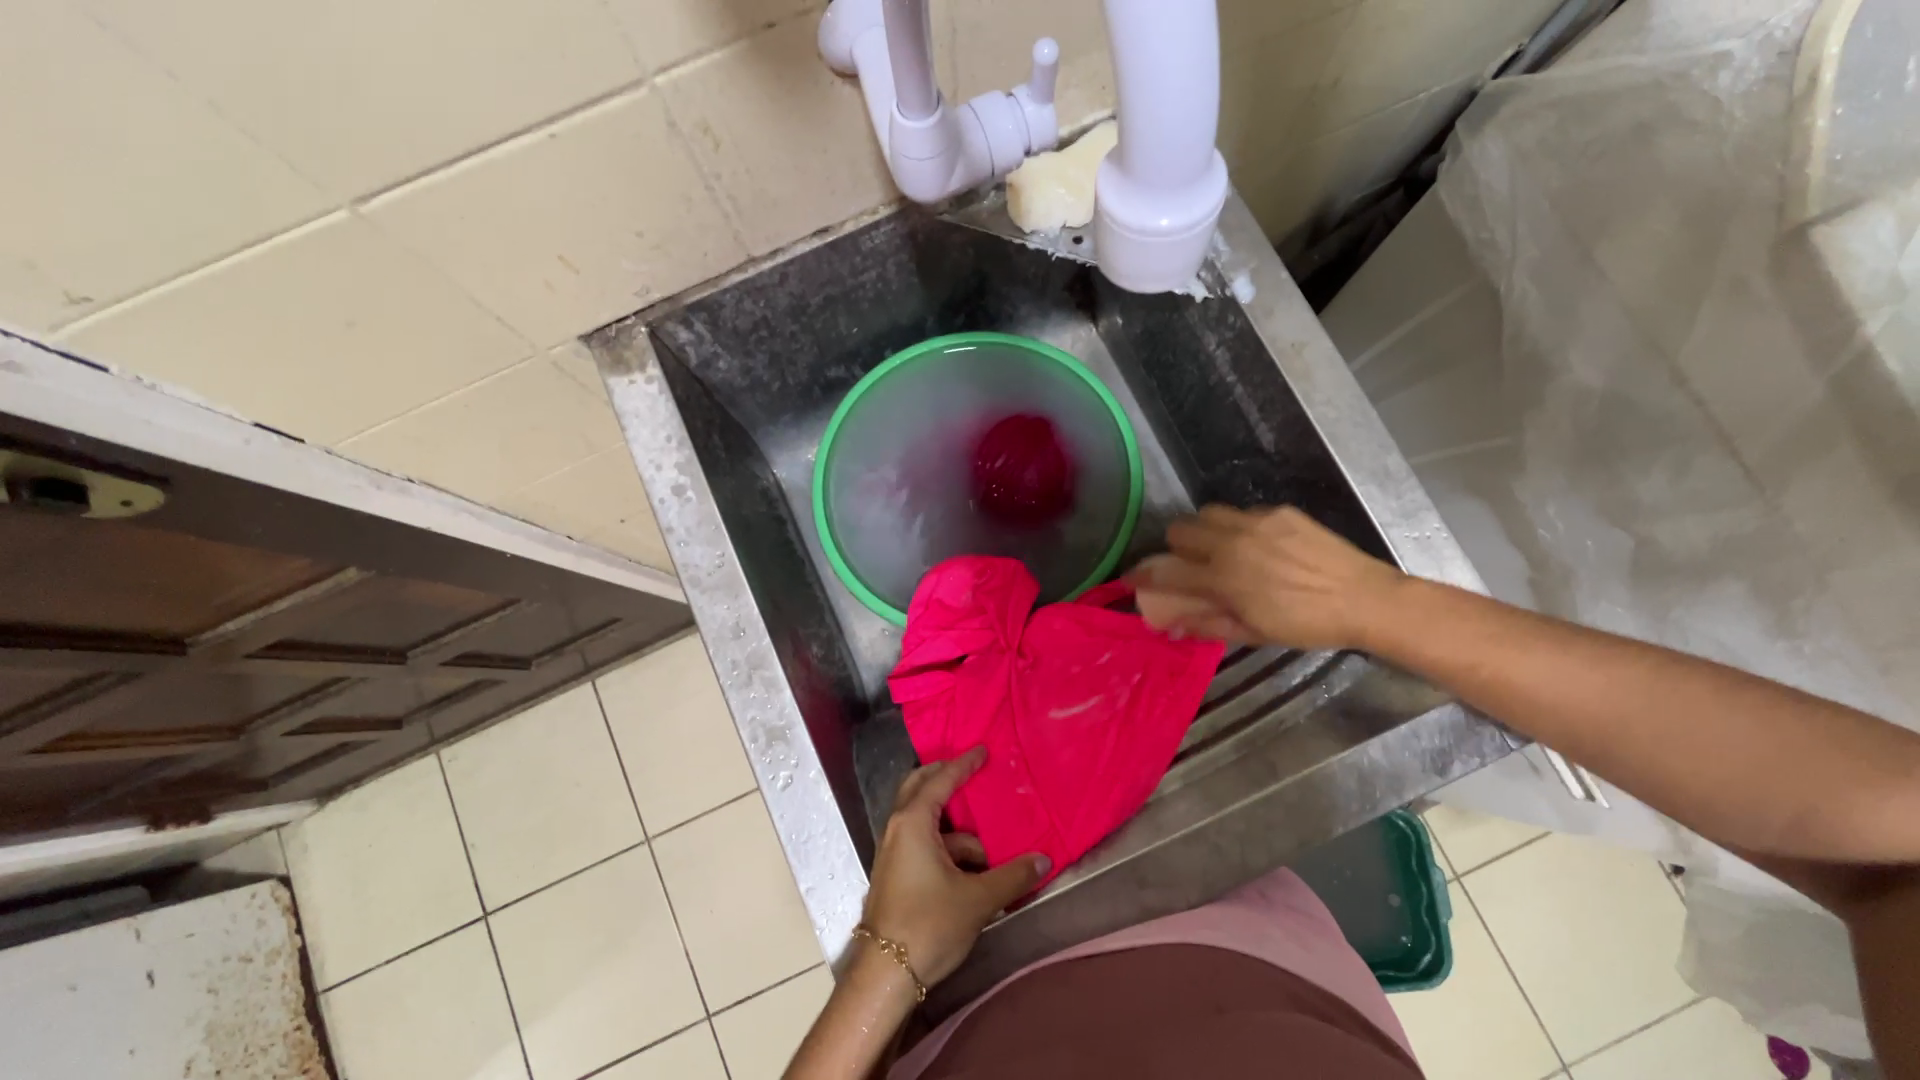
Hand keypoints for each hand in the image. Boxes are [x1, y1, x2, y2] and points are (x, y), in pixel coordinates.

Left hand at [861, 747, 1049, 986]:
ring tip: (992, 851)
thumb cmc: (929, 924)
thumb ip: (1012, 876)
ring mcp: (894, 853)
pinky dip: (949, 849)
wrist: (886, 973)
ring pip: (928, 825)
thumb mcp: (978, 899)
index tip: (982, 749)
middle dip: (946, 780)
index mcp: (913, 823)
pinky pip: (925, 846)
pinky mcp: (896, 875)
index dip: (963, 764)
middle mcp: (898, 829)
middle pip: (921, 790)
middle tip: (973, 774)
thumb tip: (1043, 860)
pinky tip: (975, 871)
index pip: (941, 781)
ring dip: (958, 831)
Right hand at [1128, 505, 1405, 649]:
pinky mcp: (1280, 512)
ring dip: (1203, 530)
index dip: (1144, 575)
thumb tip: (1174, 623)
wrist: (1364, 599)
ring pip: (1208, 513)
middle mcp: (1232, 542)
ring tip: (1218, 548)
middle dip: (1175, 547)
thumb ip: (1209, 623)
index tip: (1131, 577)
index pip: (1167, 571)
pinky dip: (1238, 526)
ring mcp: (1256, 522)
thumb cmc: (1306, 625)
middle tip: (1187, 563)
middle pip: (1180, 530)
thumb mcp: (1254, 632)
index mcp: (1223, 578)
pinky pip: (1243, 513)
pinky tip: (1257, 545)